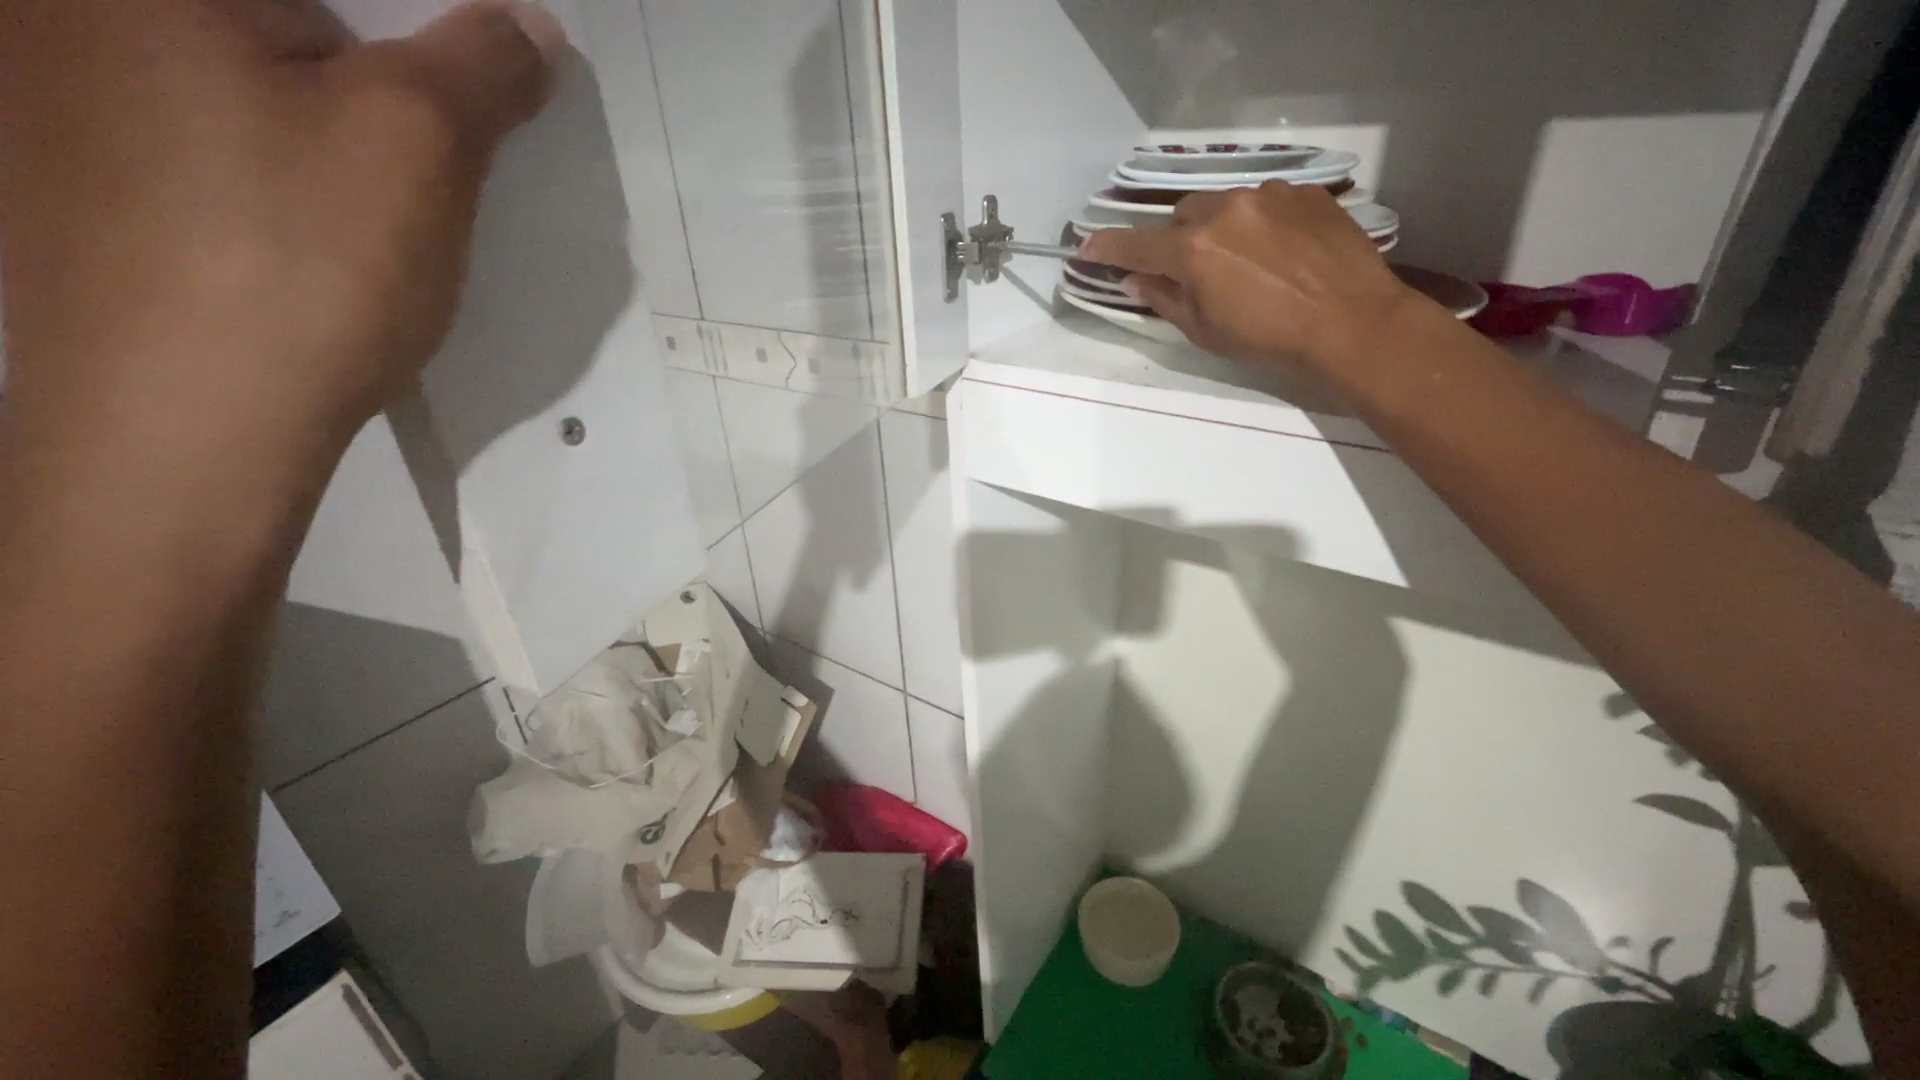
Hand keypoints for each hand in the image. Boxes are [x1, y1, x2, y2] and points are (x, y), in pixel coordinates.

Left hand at [0, 0, 564, 450]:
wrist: (184, 439)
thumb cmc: (298, 264)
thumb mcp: (420, 143)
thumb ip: (483, 63)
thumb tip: (528, 27)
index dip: (428, 25)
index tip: (478, 74)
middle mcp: (61, 21)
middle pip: (287, 23)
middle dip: (383, 69)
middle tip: (448, 133)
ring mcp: (52, 108)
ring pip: (248, 83)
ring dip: (337, 120)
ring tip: (387, 197)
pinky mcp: (75, 190)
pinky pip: (212, 142)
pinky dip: (286, 167)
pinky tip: (324, 235)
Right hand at [1078, 181, 1424, 372]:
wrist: (1351, 323)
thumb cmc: (1269, 339)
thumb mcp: (1205, 330)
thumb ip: (1164, 299)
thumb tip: (1135, 281)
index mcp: (1193, 249)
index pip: (1136, 244)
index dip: (1107, 247)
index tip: (1087, 248)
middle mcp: (1224, 210)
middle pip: (1182, 214)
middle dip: (1180, 238)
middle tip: (1194, 269)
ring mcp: (1268, 195)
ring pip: (1226, 204)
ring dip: (1223, 227)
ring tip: (1248, 261)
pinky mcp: (1305, 194)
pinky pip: (1268, 201)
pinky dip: (1263, 222)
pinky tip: (1282, 252)